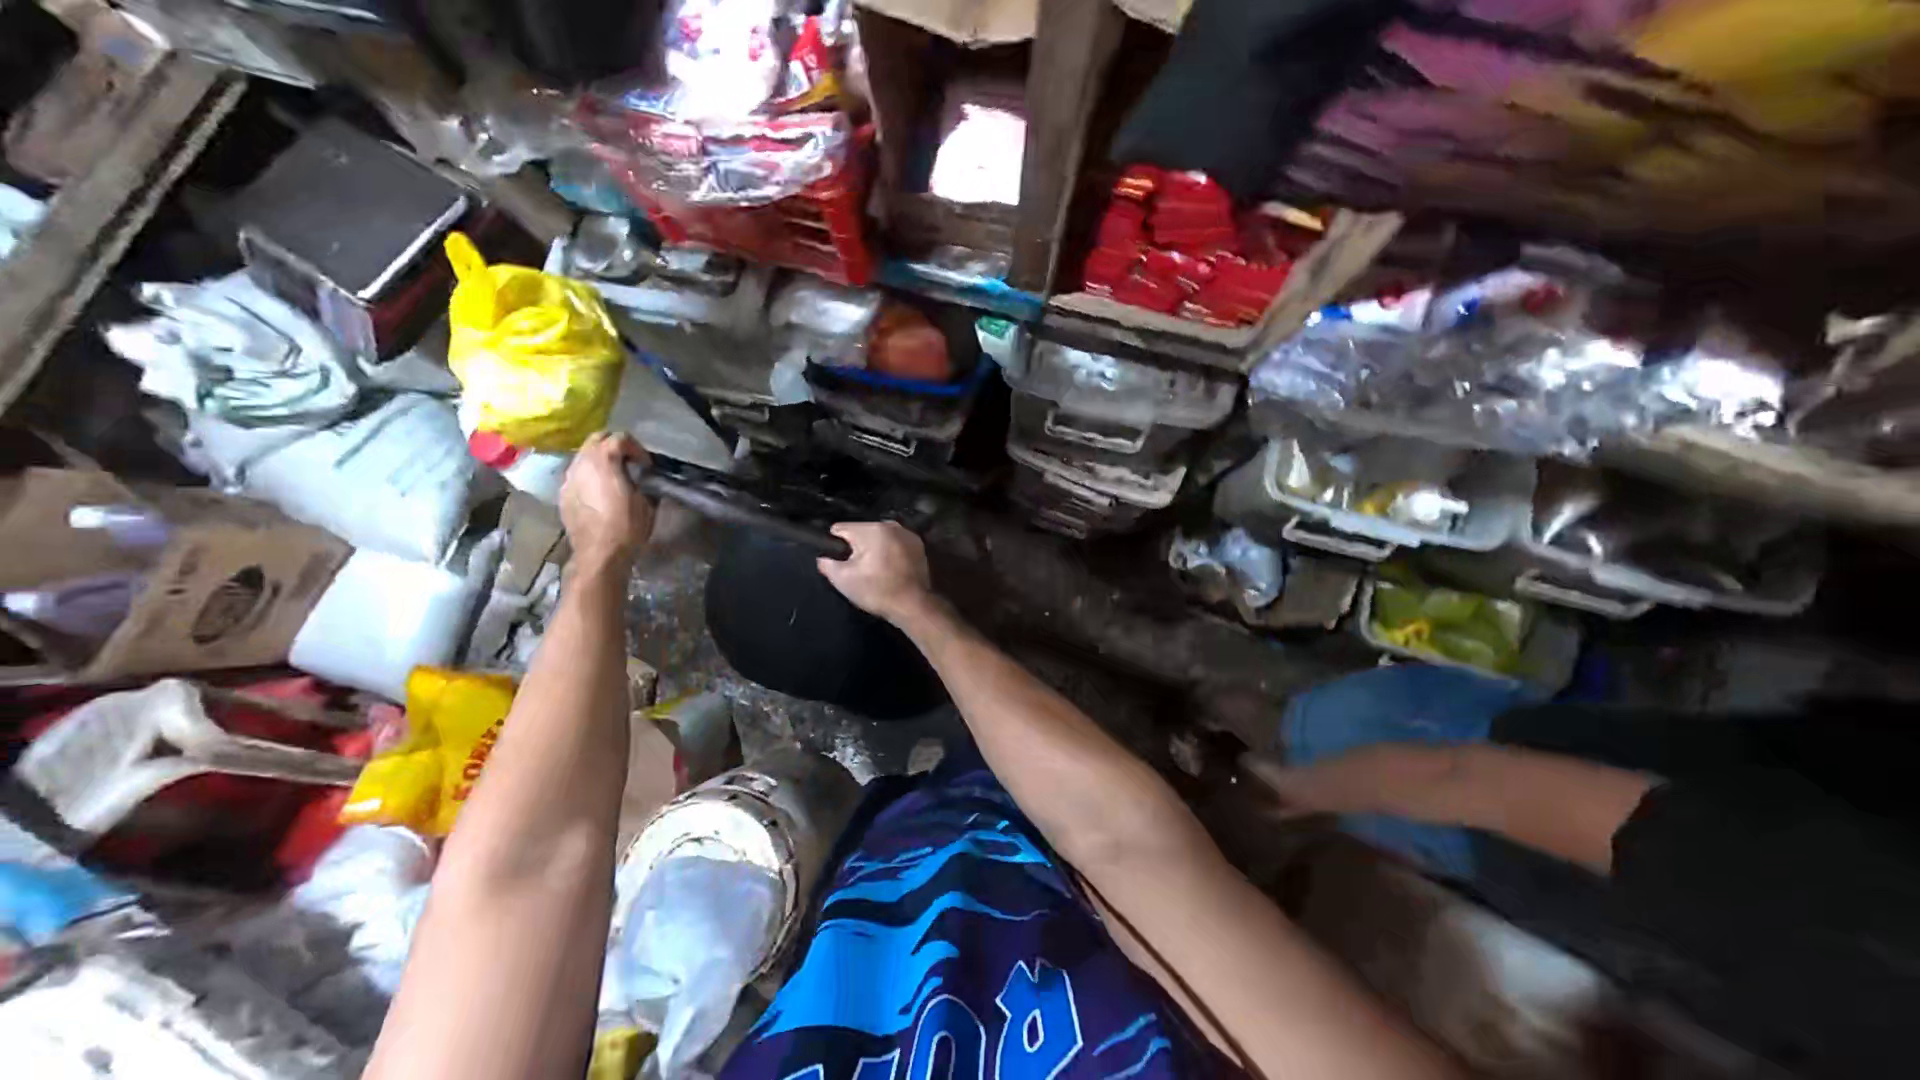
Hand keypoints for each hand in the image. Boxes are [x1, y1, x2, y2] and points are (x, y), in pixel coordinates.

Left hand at [560, 432, 654, 569]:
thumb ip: (644, 481)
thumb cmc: (627, 527)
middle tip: (629, 463)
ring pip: (583, 456)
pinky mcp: (563, 494)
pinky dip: (589, 476)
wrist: (599, 554)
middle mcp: (581, 462)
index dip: (637, 449)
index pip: (620, 438)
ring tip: (614, 477)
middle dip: (614, 446)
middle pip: (597, 439)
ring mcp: (568, 478)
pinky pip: (577, 475)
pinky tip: (600, 493)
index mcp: (604, 460)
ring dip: (600, 460)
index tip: (647, 465)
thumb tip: (644, 478)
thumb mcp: (647, 502)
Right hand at [817, 521, 934, 625]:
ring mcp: (907, 534)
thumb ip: (827, 564)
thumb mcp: (843, 580)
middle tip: (858, 570)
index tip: (839, 561)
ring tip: (874, 572)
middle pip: (862, 532)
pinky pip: (895, 544)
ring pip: (879, 538)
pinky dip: (890, 553)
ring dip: (874, 550)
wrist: (913, 605)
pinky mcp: (918, 546)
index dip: (835, 544)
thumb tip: (823, 558)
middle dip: (857, 547)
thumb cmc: (876, 591)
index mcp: (871, 529)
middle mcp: (890, 525)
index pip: (841, 528)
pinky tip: (890, 570)